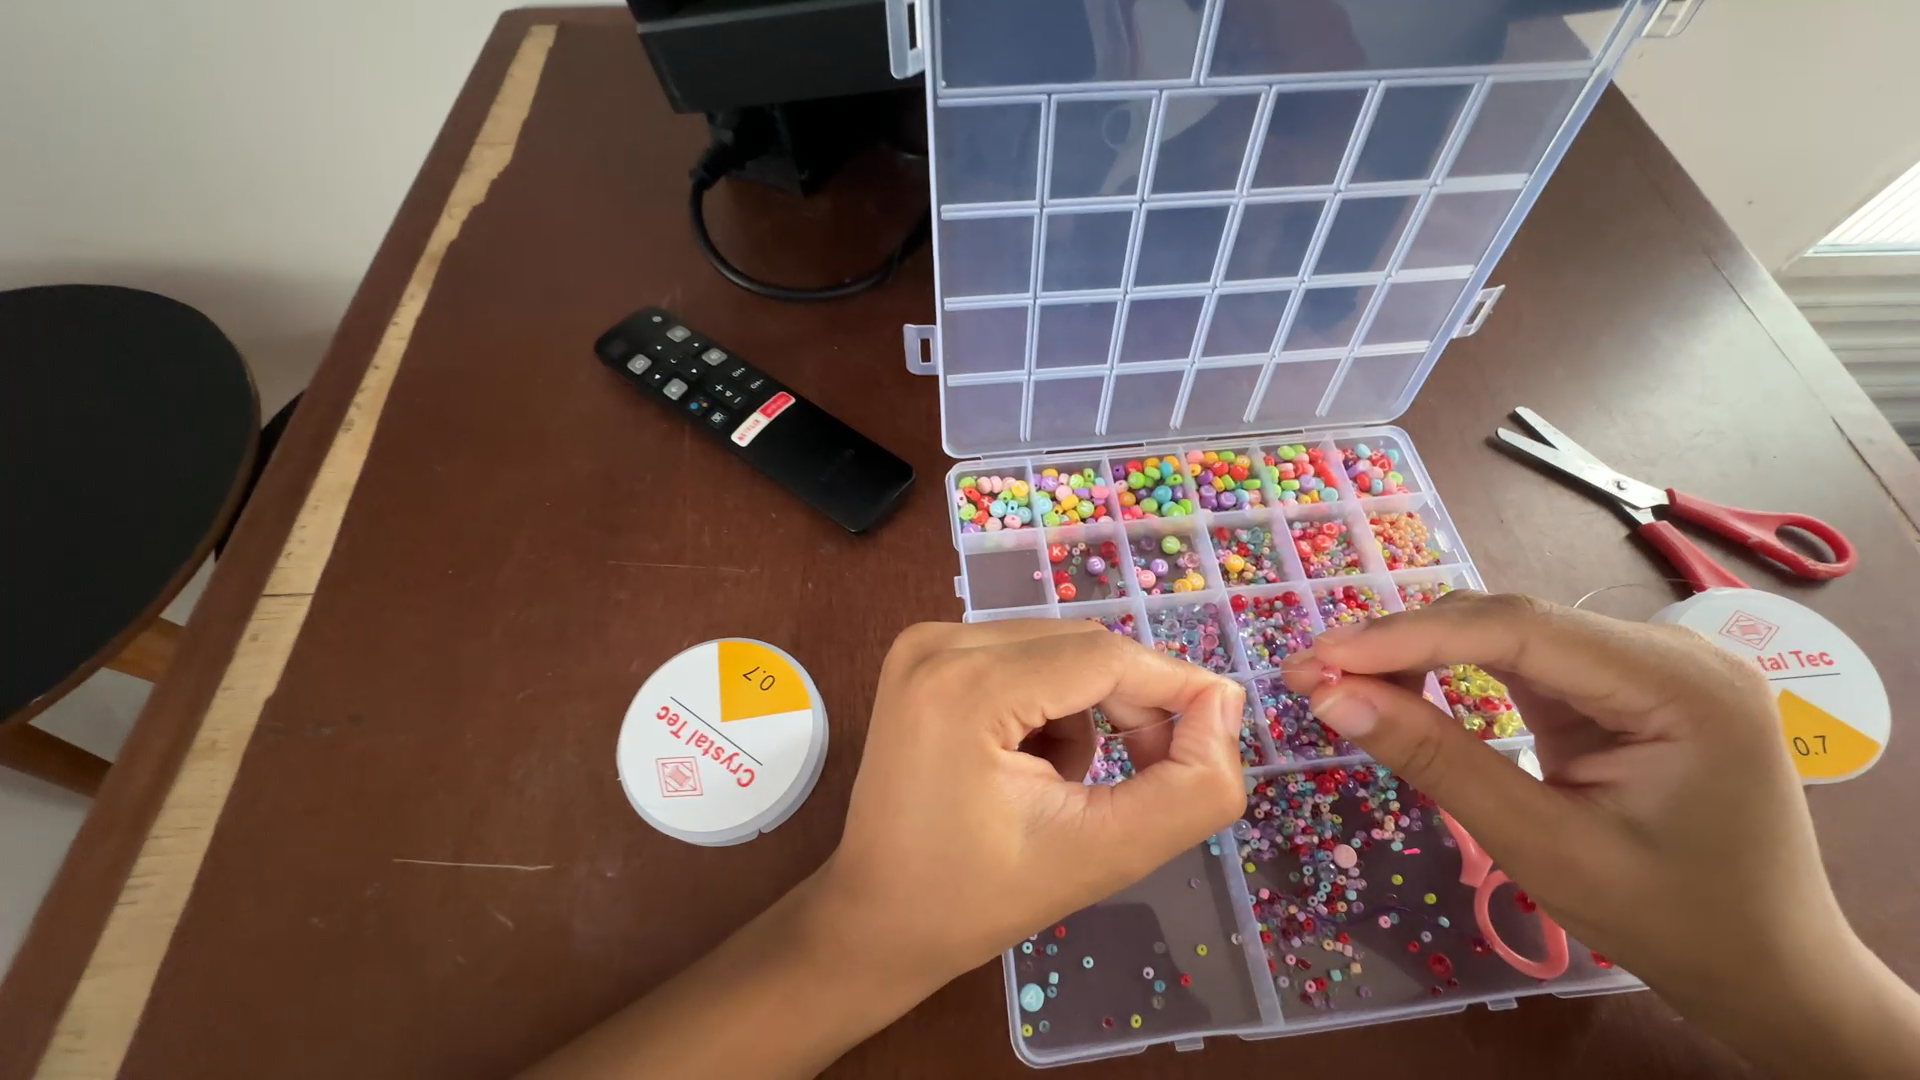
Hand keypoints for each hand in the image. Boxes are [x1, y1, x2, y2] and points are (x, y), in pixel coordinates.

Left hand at [814, 619, 1246, 995]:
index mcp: (966, 686)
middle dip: (1130, 705)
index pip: (1104, 657)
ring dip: (1088, 707)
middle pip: (1082, 646)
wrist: (877, 914)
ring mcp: (924, 643)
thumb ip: (1187, 788)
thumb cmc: (979, 898)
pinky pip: (1021, 655)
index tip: (1219, 732)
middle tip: (1143, 777)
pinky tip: (1027, 761)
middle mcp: (939, 643)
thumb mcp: (1100, 855)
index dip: (1176, 687)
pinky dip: (1048, 701)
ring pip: (1057, 649)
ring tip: (1067, 781)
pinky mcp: (923, 654)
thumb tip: (1225, 703)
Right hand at [1279, 592, 1919, 1075]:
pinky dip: (1444, 671)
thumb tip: (1327, 697)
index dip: (1403, 636)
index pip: (1515, 629)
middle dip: (1397, 643)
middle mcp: (1667, 650)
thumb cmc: (1670, 919)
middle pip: (1502, 621)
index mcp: (1680, 684)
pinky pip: (1511, 658)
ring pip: (1498, 632)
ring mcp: (1641, 662)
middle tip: (1310, 672)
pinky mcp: (1613, 683)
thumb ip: (1434, 760)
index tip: (1318, 659)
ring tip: (1338, 679)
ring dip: (1412, 653)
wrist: (1765, 971)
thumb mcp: (1540, 844)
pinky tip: (1396, 686)